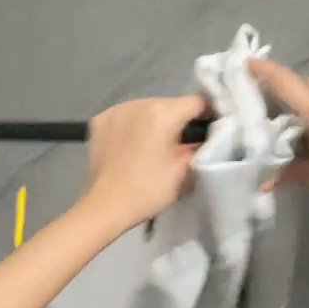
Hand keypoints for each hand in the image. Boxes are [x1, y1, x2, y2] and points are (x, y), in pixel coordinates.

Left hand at [80, 95, 207, 227]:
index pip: (198, 101)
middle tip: (180, 144)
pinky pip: (125, 116)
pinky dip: (132, 125)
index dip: (209, 114)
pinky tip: (131, 144)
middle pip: (170, 104)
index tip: (209, 131)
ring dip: (154, 121)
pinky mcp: (99, 120)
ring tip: (153, 145)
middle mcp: (139, 103)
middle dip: (179, 120)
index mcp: (164, 113)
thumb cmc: (150, 189)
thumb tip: (207, 136)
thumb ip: (201, 146)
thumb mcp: (186, 170)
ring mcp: (116, 109)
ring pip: (147, 108)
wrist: (107, 206)